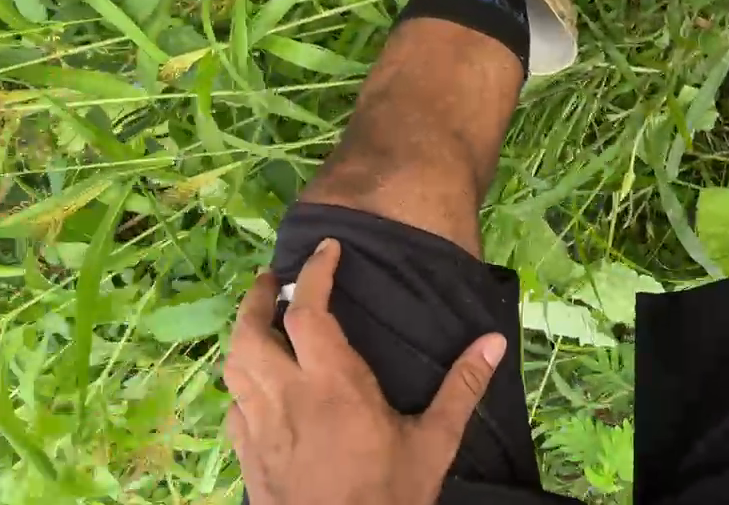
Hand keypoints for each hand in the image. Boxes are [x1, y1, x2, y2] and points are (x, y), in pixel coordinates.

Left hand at [225, 239, 506, 504]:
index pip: (308, 312)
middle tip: (276, 278)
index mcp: (332, 385)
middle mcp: (287, 399)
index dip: (315, 273)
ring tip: (260, 318)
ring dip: (242, 334)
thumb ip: (463, 387)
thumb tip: (496, 340)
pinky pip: (232, 406)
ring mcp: (259, 431)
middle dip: (259, 298)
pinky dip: (239, 380)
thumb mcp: (433, 443)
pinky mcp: (247, 460)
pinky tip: (255, 383)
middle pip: (251, 334)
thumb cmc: (386, 497)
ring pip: (233, 368)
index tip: (328, 249)